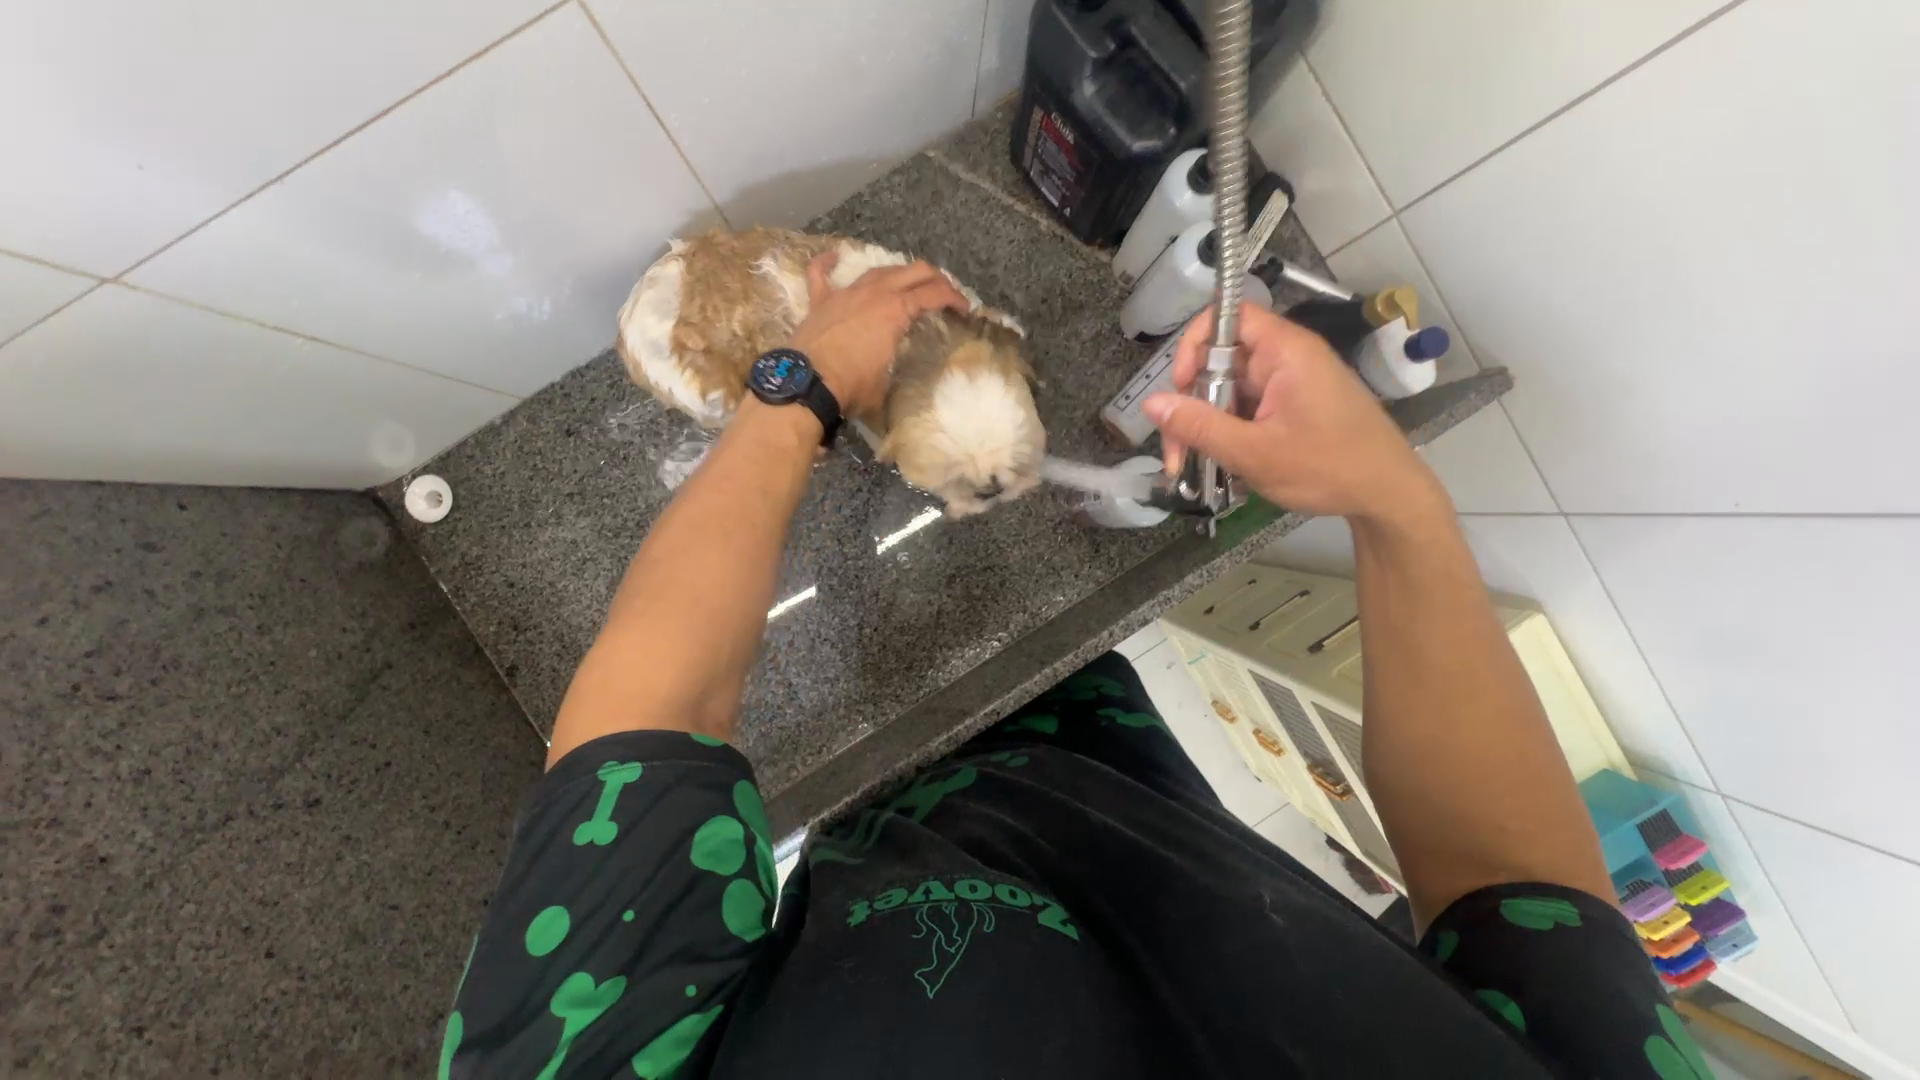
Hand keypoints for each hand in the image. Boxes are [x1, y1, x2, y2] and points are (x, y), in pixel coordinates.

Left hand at [788, 251, 969, 418]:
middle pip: (912, 271)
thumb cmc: (852, 386)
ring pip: (877, 270)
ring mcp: (845, 293)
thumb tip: (897, 368)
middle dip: (934, 278)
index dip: (954, 299)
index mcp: (896, 311)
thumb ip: (896, 365)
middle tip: (944, 292)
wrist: (806, 383)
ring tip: (906, 281)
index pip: (934, 295)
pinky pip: (821, 273)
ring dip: (897, 272)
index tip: (965, 309)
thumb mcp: (887, 382)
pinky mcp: (820, 302)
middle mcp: (874, 293)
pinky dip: (828, 263)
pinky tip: (834, 255)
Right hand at [1144, 304, 1449, 527]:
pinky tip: (1217, 464)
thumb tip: (1151, 404)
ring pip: (1228, 391)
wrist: (1386, 496)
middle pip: (1220, 361)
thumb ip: (1199, 427)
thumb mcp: (1254, 452)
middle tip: (1176, 449)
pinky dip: (1226, 433)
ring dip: (1205, 425)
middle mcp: (1286, 360)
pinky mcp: (1290, 408)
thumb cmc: (1328, 467)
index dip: (1195, 342)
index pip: (1229, 315)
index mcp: (1286, 352)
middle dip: (1191, 402)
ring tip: (1190, 465)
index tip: (1180, 384)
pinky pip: (1245, 410)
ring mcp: (1288, 385)